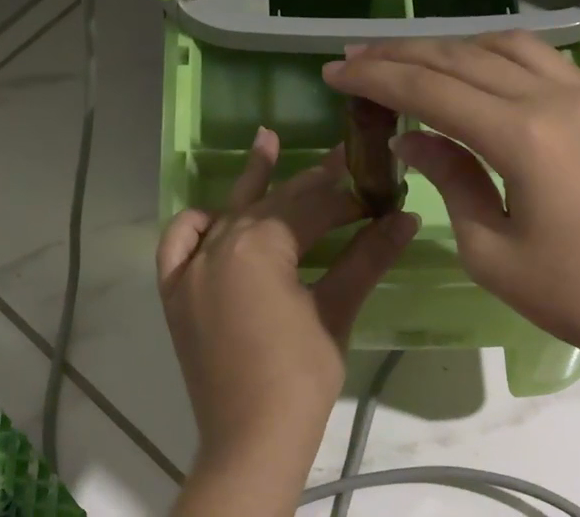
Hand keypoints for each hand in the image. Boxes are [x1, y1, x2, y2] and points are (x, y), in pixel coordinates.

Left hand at [158, 128, 418, 513]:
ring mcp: (191, 263)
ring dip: (252, 180)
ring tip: (266, 140)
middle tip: (338, 159)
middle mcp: (219, 242)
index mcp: (259, 244)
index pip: (311, 207)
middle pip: (271, 202)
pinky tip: (214, 213)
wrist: (250, 438)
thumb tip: (404, 218)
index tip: (374, 185)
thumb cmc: (300, 376)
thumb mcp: (336, 312)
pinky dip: (197, 223)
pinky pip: (179, 241)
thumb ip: (366, 258)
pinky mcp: (174, 289)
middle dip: (309, 183)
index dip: (346, 196)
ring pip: (229, 212)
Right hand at [321, 32, 579, 377]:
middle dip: (401, 54)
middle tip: (356, 57)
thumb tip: (412, 138)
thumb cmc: (578, 297)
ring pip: (506, 46)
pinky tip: (480, 73)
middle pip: (462, 57)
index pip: (430, 89)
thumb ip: (450, 179)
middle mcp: (556, 99)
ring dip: (452, 47)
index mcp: (524, 136)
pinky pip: (545, 60)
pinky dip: (498, 55)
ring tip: (412, 60)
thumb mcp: (492, 252)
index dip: (376, 77)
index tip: (335, 71)